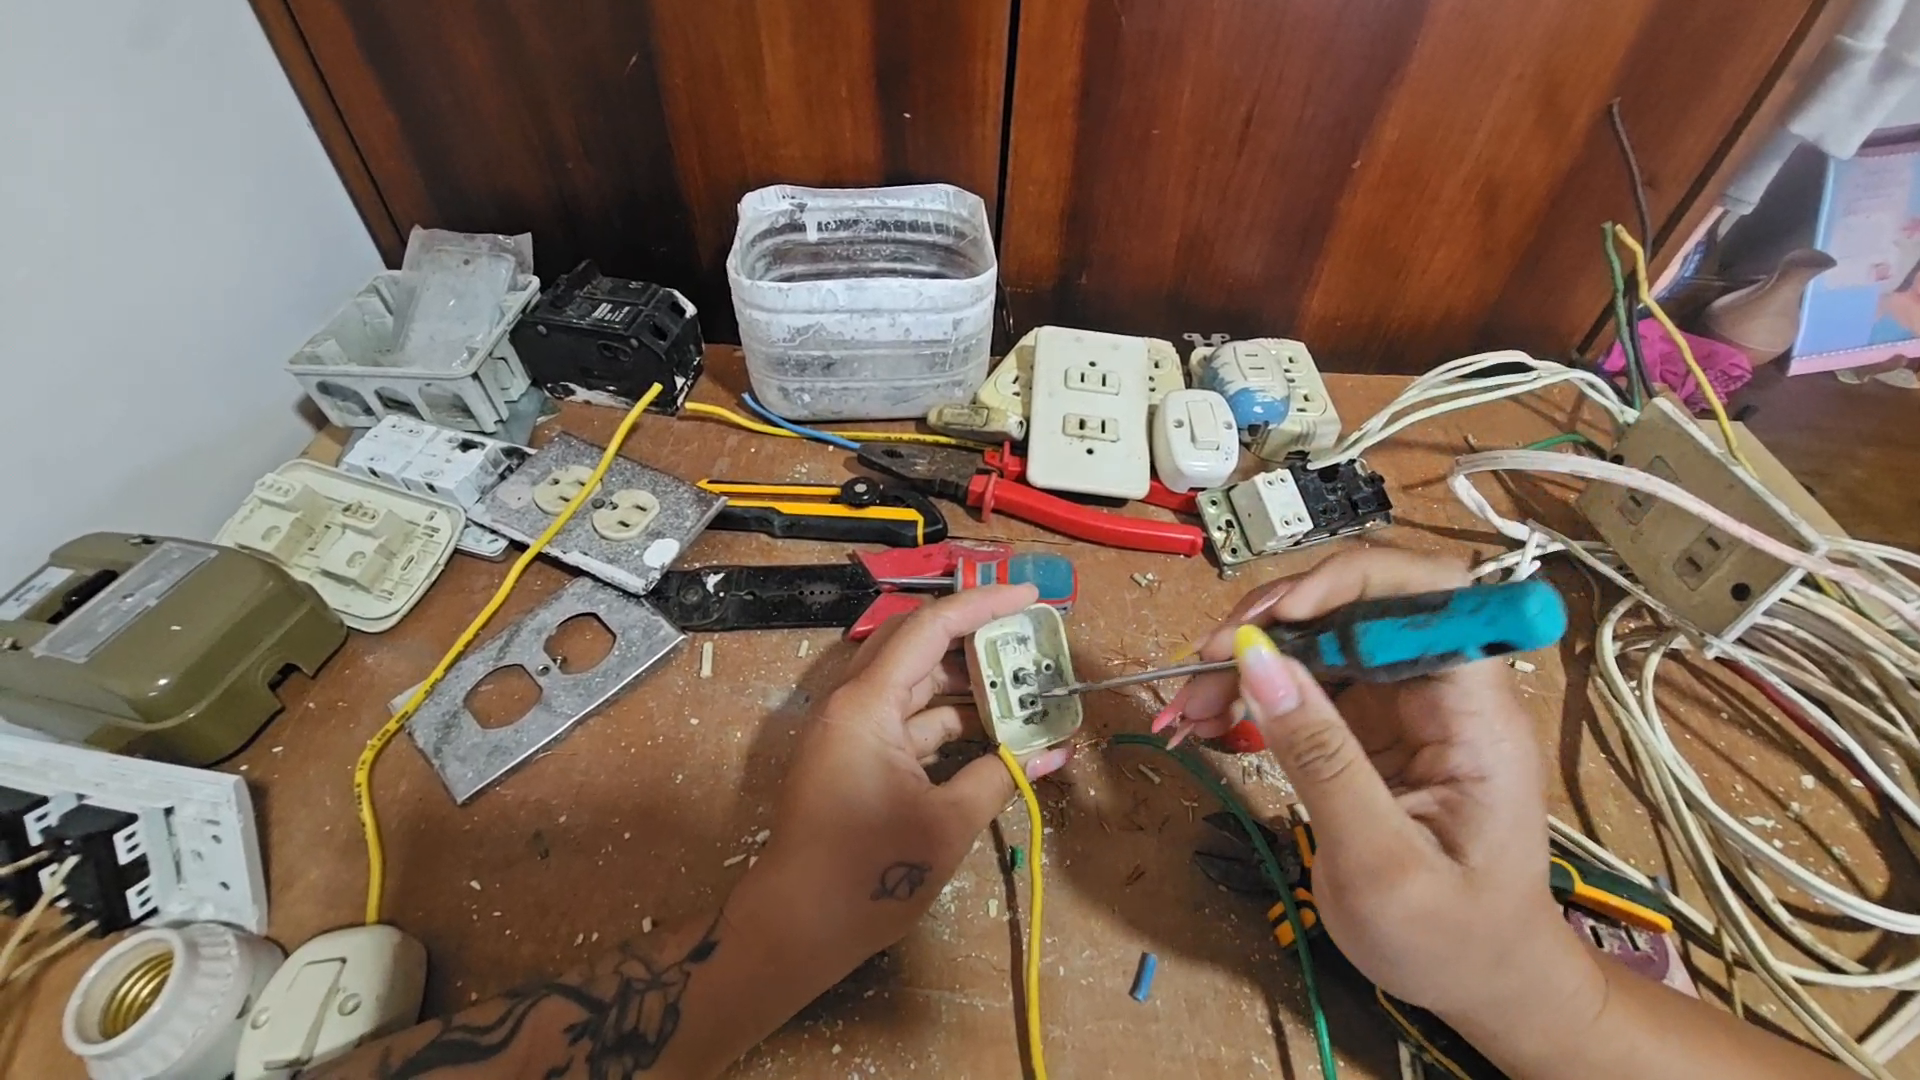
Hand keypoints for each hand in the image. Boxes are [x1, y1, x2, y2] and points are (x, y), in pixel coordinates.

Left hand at [746, 584, 1070, 969]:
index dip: (983, 605)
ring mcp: (853, 726)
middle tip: (1026, 633)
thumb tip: (1053, 752)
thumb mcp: (946, 823)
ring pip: (915, 681)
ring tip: (1020, 681)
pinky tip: (992, 728)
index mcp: (867, 702)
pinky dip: (948, 718)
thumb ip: (1002, 775)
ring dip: (965, 681)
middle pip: (918, 643)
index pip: (929, 628)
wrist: (796, 927)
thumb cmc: (869, 874)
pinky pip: (908, 717)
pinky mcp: (857, 752)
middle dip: (974, 634)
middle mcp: (854, 700)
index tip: (1029, 595)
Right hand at [1158, 550, 1598, 1019]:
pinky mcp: (1362, 721)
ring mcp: (1396, 702)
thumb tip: (1255, 660)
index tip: (1276, 614)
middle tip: (1201, 666)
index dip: (1350, 581)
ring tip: (1188, 708)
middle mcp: (1437, 688)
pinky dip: (1244, 692)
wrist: (1473, 978)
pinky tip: (1206, 718)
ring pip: (1310, 642)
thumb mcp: (1381, 862)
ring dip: (1242, 663)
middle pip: (1349, 610)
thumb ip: (1320, 757)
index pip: (1429, 595)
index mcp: (1475, 712)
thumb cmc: (1451, 937)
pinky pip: (1295, 680)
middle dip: (1268, 627)